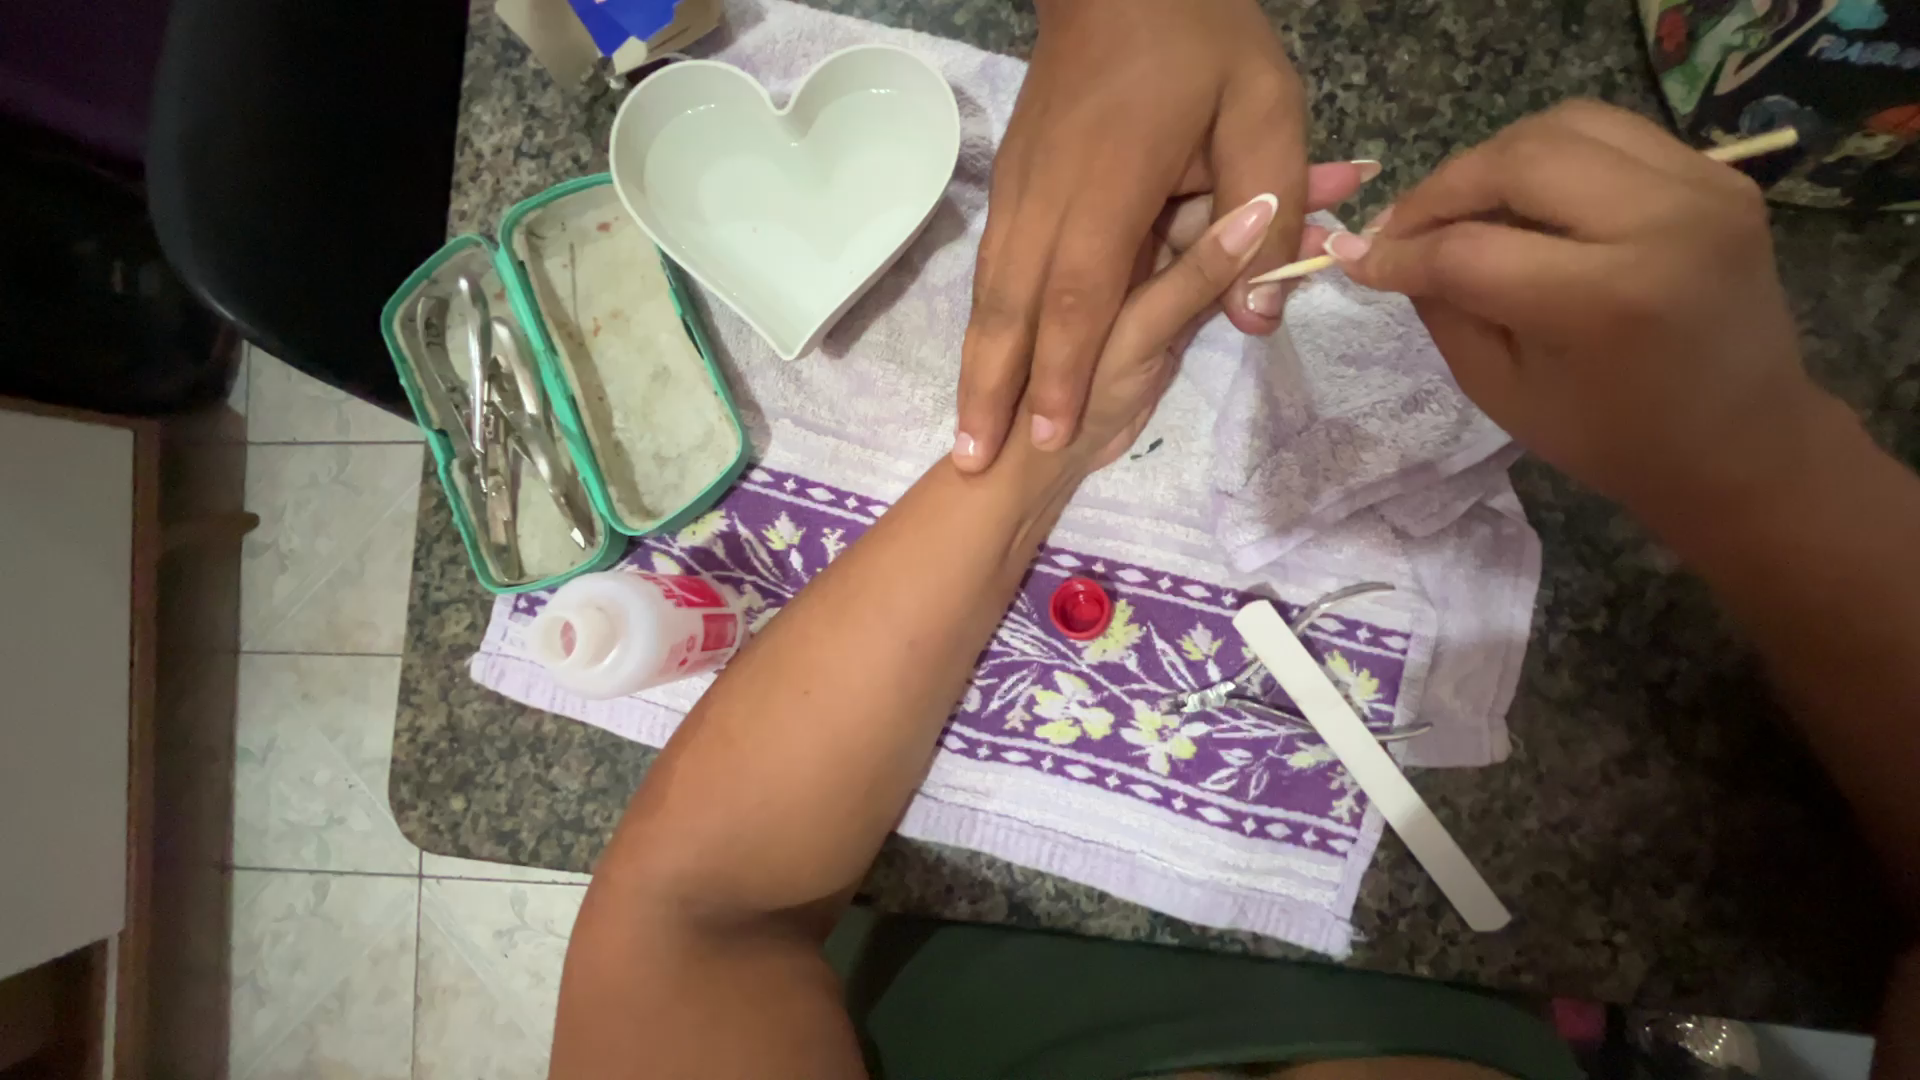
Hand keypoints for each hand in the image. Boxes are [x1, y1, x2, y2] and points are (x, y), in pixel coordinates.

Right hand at [955, 0, 1331, 470]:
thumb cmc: (1202, 45)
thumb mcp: (1266, 111)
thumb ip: (1268, 210)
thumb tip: (1255, 316)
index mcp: (1111, 182)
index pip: (1079, 293)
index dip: (1062, 370)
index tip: (1045, 436)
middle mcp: (1046, 199)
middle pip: (1009, 308)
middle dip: (989, 390)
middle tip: (973, 461)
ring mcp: (1015, 195)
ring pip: (989, 295)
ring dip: (974, 369)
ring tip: (964, 435)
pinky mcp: (1006, 192)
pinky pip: (991, 274)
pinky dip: (982, 331)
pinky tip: (979, 371)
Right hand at [1321, 100, 1826, 520]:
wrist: (1733, 435)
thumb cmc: (1600, 433)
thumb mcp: (1496, 384)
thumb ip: (1443, 307)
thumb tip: (1382, 254)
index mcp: (1603, 297)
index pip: (1468, 248)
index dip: (1397, 253)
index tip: (1352, 260)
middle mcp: (1662, 220)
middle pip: (1517, 161)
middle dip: (1436, 191)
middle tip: (1394, 231)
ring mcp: (1701, 185)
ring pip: (1562, 127)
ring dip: (1486, 162)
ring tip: (1448, 210)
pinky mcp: (1714, 174)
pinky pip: (1605, 136)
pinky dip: (1539, 159)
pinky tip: (1509, 201)